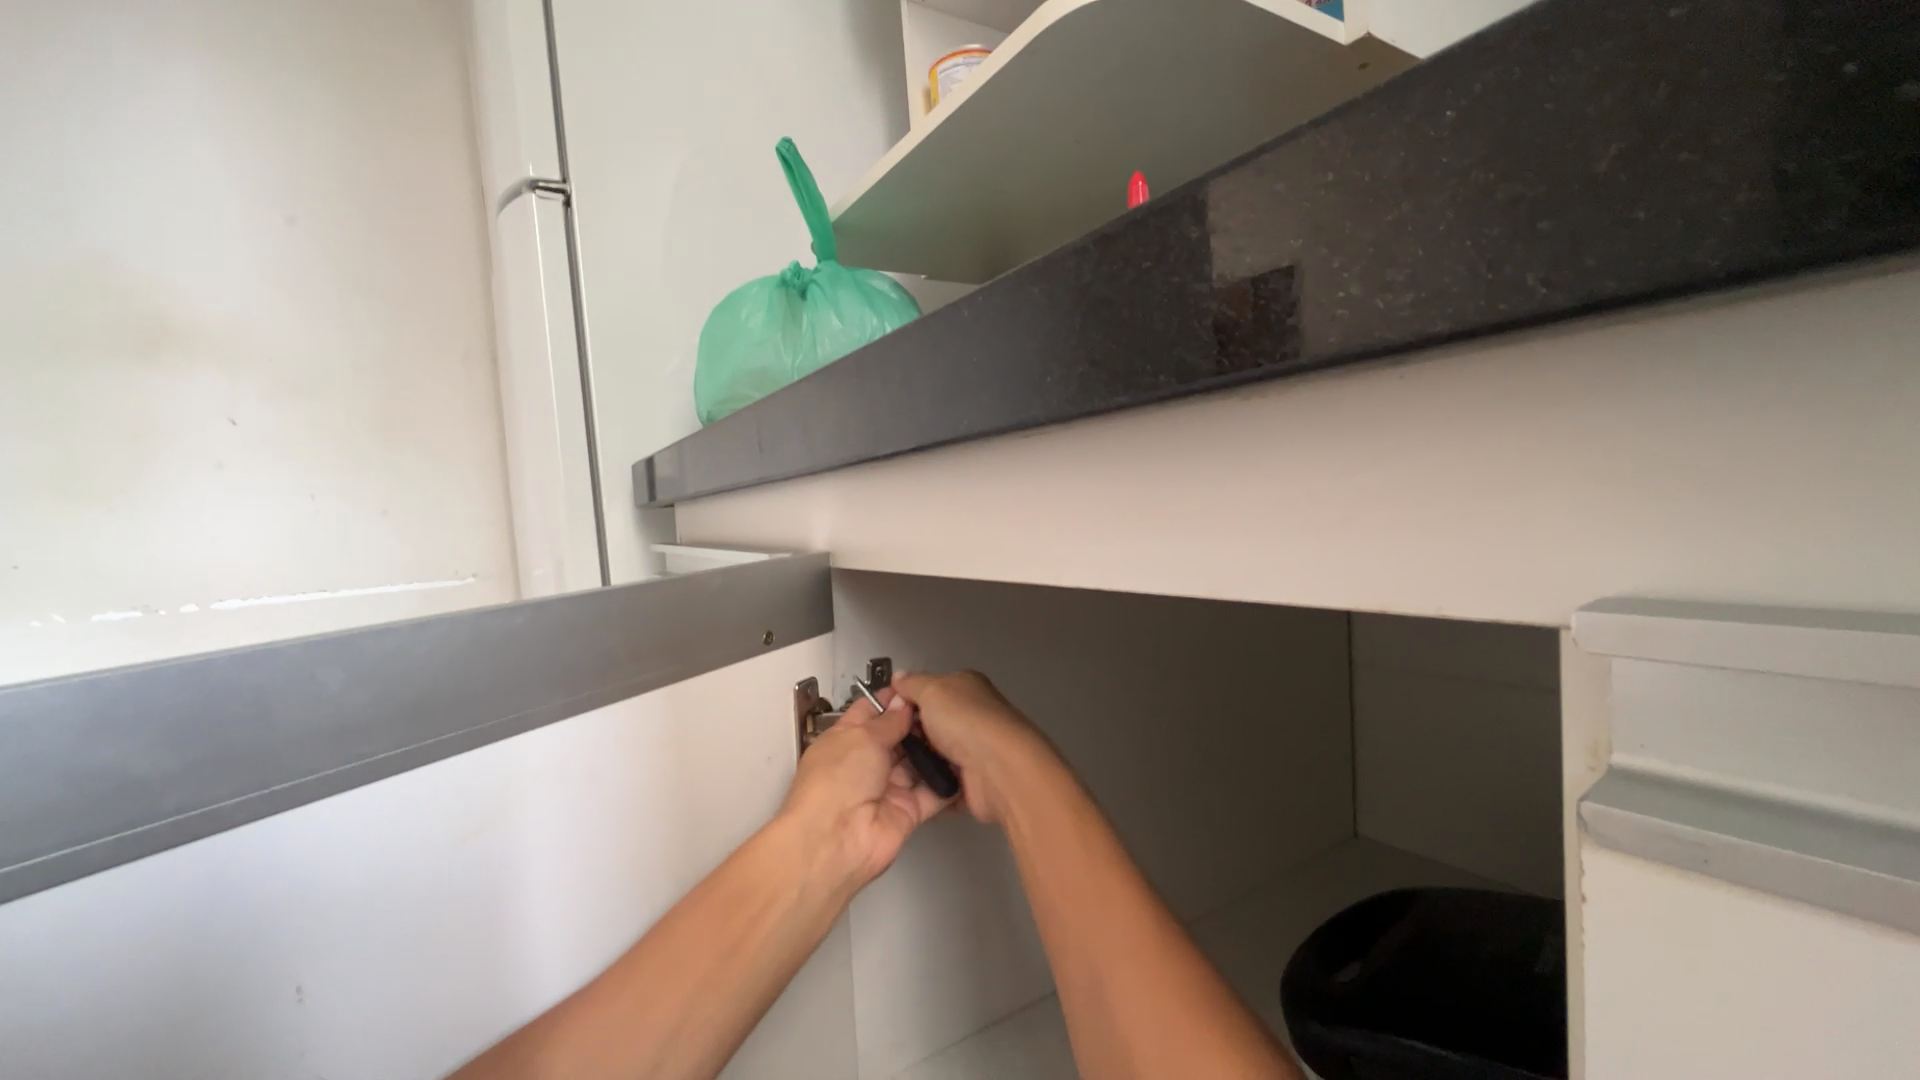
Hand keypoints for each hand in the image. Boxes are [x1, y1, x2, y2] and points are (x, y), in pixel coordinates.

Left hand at [780, 688, 949, 888]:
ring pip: (917, 764)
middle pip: (897, 738)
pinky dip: (946, 784)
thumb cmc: (830, 788)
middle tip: (941, 712)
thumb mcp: (862, 737)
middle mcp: (864, 764)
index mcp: (845, 740)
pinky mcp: (905, 811)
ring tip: (954, 734)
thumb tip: (902, 705)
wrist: (835, 841)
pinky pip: (932, 794)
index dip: (892, 699)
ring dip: (934, 752)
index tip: (914, 689)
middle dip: (918, 725)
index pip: (870, 712)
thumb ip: (889, 721)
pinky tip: (961, 768)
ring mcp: (885, 789)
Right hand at [890, 671, 1059, 825]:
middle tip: (886, 742)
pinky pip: (940, 780)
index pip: (929, 688)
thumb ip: (912, 683)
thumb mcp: (932, 689)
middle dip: (908, 733)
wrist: (998, 769)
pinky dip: (928, 783)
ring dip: (916, 761)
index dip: (906, 698)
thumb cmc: (965, 721)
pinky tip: (910, 785)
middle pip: (928, 723)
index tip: (884, 711)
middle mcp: (971, 716)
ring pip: (932, 754)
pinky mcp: (970, 780)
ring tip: (892, 766)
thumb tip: (898, 676)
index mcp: (965, 687)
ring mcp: (972, 749)